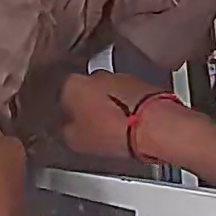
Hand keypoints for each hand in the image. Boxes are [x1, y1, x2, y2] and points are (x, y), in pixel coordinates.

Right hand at [57, 71, 195, 163]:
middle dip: (86, 107)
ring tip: (113, 131)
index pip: (59, 97)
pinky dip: (125, 107)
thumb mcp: (76, 140)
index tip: (67, 126)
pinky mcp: (140, 83)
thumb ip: (64, 130)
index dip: (63, 114)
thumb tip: (64, 128)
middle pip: (84, 92)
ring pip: (105, 93)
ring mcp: (119, 77)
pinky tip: (128, 125)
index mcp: (72, 84)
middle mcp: (94, 75)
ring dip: (107, 107)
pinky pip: (125, 96)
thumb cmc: (115, 131)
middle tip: (90, 130)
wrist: (156, 127)